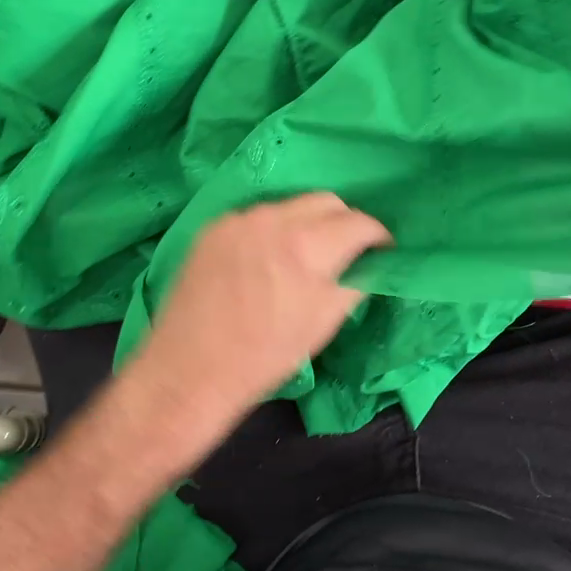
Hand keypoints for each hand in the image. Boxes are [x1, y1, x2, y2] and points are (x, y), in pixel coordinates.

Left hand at [134, 192, 390, 418]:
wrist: (189, 369)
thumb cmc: (265, 357)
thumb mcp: (323, 324)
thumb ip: (354, 283)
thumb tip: (371, 263)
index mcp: (308, 246)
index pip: (359, 222)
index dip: (377, 236)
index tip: (381, 251)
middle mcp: (274, 220)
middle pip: (327, 201)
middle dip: (344, 222)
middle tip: (347, 250)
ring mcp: (240, 220)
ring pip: (291, 206)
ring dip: (307, 224)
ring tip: (304, 258)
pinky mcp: (214, 227)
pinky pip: (257, 217)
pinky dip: (273, 231)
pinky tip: (267, 260)